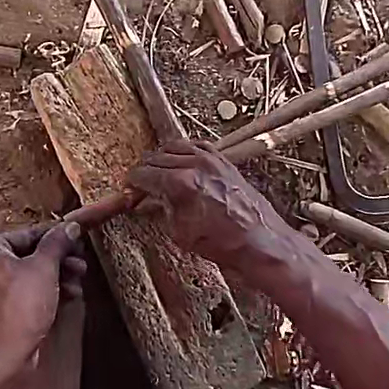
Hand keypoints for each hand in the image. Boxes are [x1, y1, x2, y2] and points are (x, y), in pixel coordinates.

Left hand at [0, 223, 85, 377]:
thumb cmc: (14, 314)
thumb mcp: (43, 270)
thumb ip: (56, 244)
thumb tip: (68, 228)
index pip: (27, 233)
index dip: (56, 237)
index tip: (76, 239)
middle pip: (26, 254)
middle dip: (57, 260)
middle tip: (80, 264)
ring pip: (25, 276)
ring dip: (54, 277)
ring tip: (77, 282)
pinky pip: (20, 294)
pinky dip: (41, 293)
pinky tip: (65, 297)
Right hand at [126, 140, 307, 276]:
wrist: (259, 241)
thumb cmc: (224, 242)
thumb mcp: (180, 232)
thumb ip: (160, 209)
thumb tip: (146, 202)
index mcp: (180, 183)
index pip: (144, 174)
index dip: (132, 183)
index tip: (128, 189)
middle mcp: (195, 165)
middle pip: (155, 158)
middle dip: (144, 171)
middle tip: (139, 184)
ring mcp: (211, 160)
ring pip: (174, 147)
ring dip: (161, 158)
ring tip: (156, 171)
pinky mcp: (223, 161)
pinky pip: (196, 145)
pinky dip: (183, 151)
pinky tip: (179, 160)